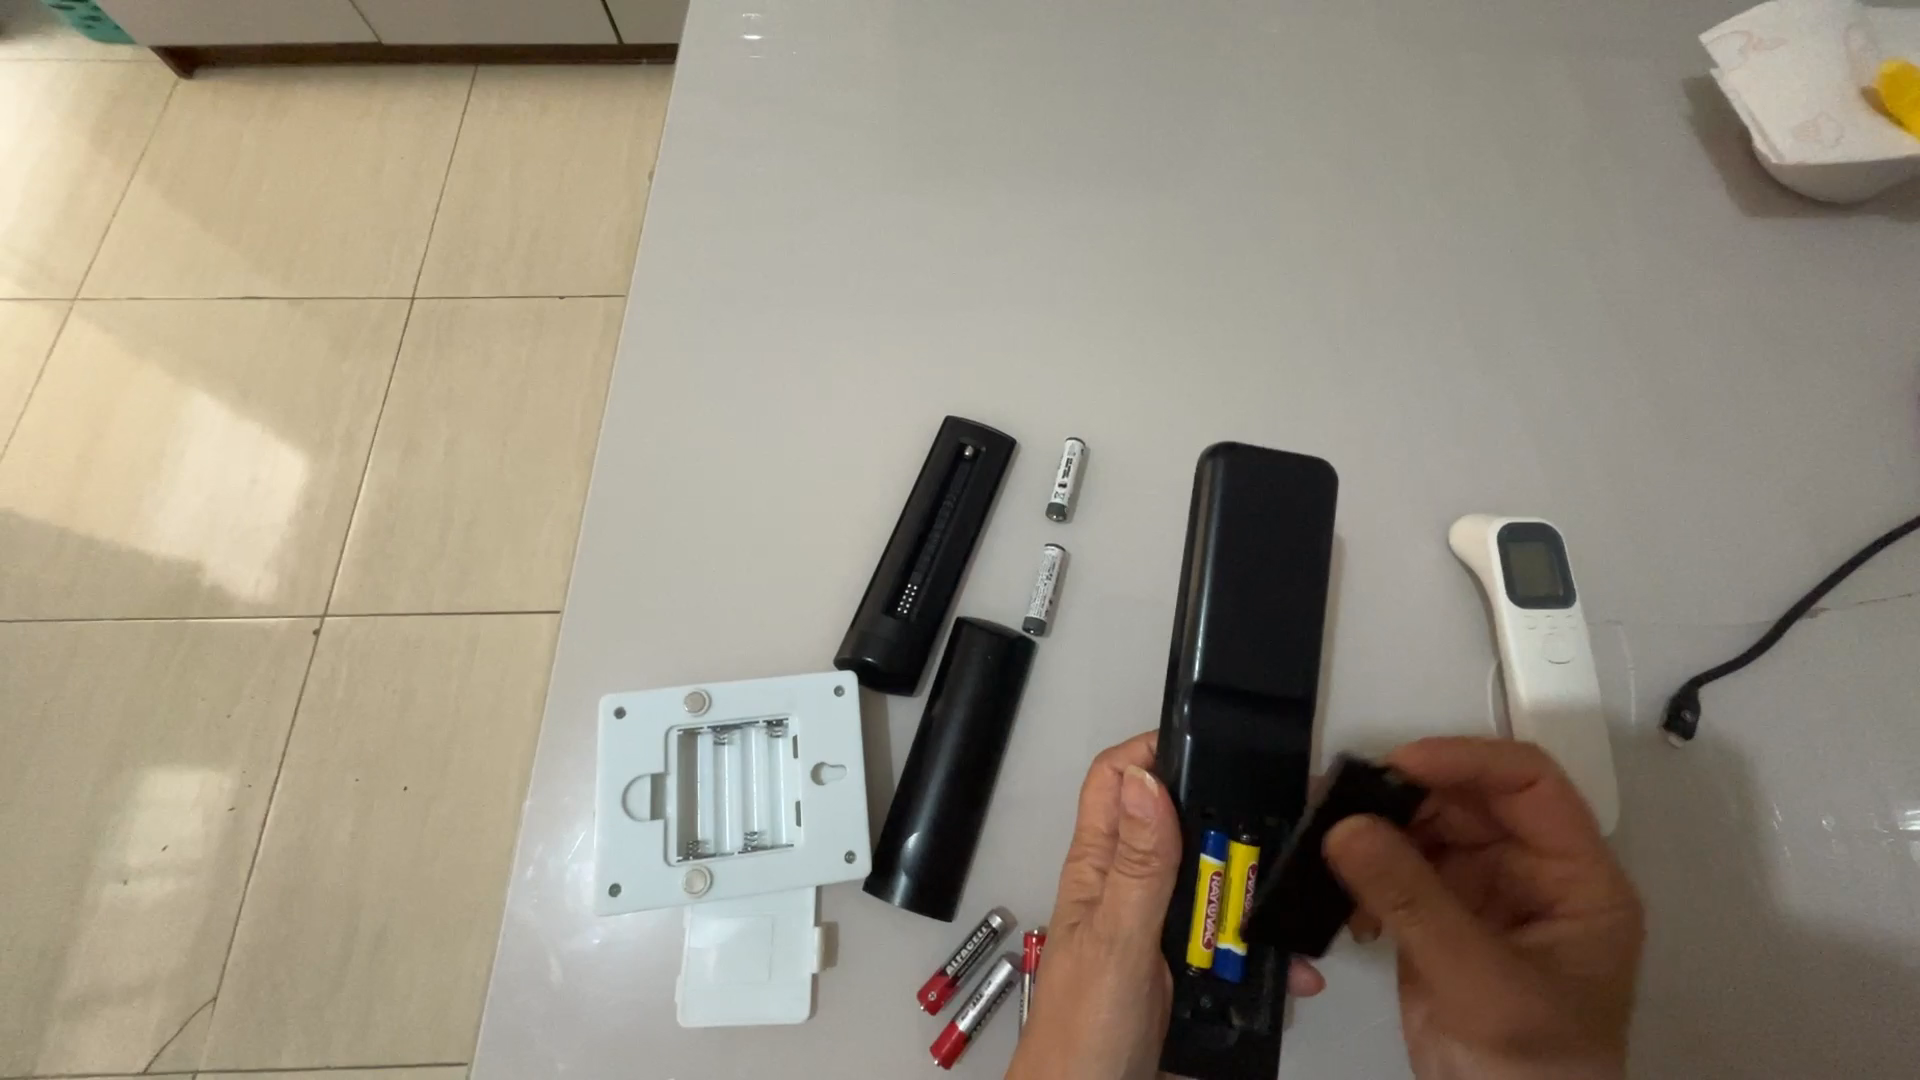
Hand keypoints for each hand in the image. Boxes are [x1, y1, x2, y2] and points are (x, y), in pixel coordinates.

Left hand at [1007, 732, 1323, 1079]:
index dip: (1148, 752)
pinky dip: (1263, 956)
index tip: (1205, 745)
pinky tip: (1296, 973)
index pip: (1113, 781)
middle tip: (1283, 833)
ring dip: (1254, 898)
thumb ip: (1137, 866)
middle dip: (1226, 827)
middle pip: (1176, 828)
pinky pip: (1230, 947)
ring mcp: (1157, 929)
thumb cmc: (1087, 1026)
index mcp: (1098, 865)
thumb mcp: (1117, 940)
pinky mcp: (1184, 972)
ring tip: (1298, 908)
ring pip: (1213, 888)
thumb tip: (1144, 778)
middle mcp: (1128, 886)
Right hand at [1325, 737, 1643, 1079]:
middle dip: (1401, 795)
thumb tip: (1342, 825)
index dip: (1466, 759)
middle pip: (1462, 796)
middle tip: (1337, 800)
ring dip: (1371, 828)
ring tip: (1327, 843)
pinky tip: (1342, 897)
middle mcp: (1526, 870)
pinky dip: (1359, 866)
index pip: (1529, 784)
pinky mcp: (1431, 910)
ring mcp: (1476, 889)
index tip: (1396, 765)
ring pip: (1419, 822)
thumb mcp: (1480, 982)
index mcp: (1573, 878)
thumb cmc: (1531, 1068)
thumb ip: (1412, 900)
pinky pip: (1389, 860)